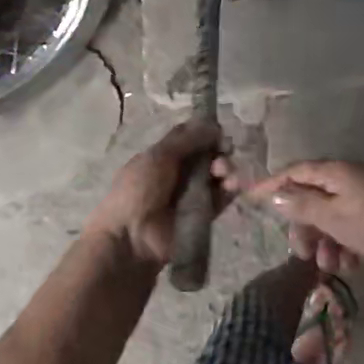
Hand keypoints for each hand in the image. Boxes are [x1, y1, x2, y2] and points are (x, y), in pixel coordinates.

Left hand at [87, 120, 219, 266]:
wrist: (131, 238)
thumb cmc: (138, 190)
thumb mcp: (158, 156)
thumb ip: (188, 139)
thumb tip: (215, 126)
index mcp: (163, 156)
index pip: (191, 137)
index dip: (206, 132)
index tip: (218, 131)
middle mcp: (179, 172)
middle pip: (207, 154)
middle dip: (219, 149)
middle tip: (223, 151)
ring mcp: (192, 194)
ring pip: (217, 174)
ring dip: (225, 168)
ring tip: (222, 172)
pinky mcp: (203, 215)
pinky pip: (221, 198)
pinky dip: (230, 188)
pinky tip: (232, 184)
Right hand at [236, 160, 363, 272]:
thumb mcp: (333, 218)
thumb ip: (302, 206)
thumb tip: (276, 194)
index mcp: (334, 172)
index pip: (295, 172)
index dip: (273, 184)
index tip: (252, 196)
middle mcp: (346, 178)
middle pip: (312, 198)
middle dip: (305, 228)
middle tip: (301, 254)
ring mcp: (362, 194)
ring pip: (331, 216)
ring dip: (325, 242)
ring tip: (331, 265)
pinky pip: (349, 224)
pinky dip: (345, 243)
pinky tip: (352, 264)